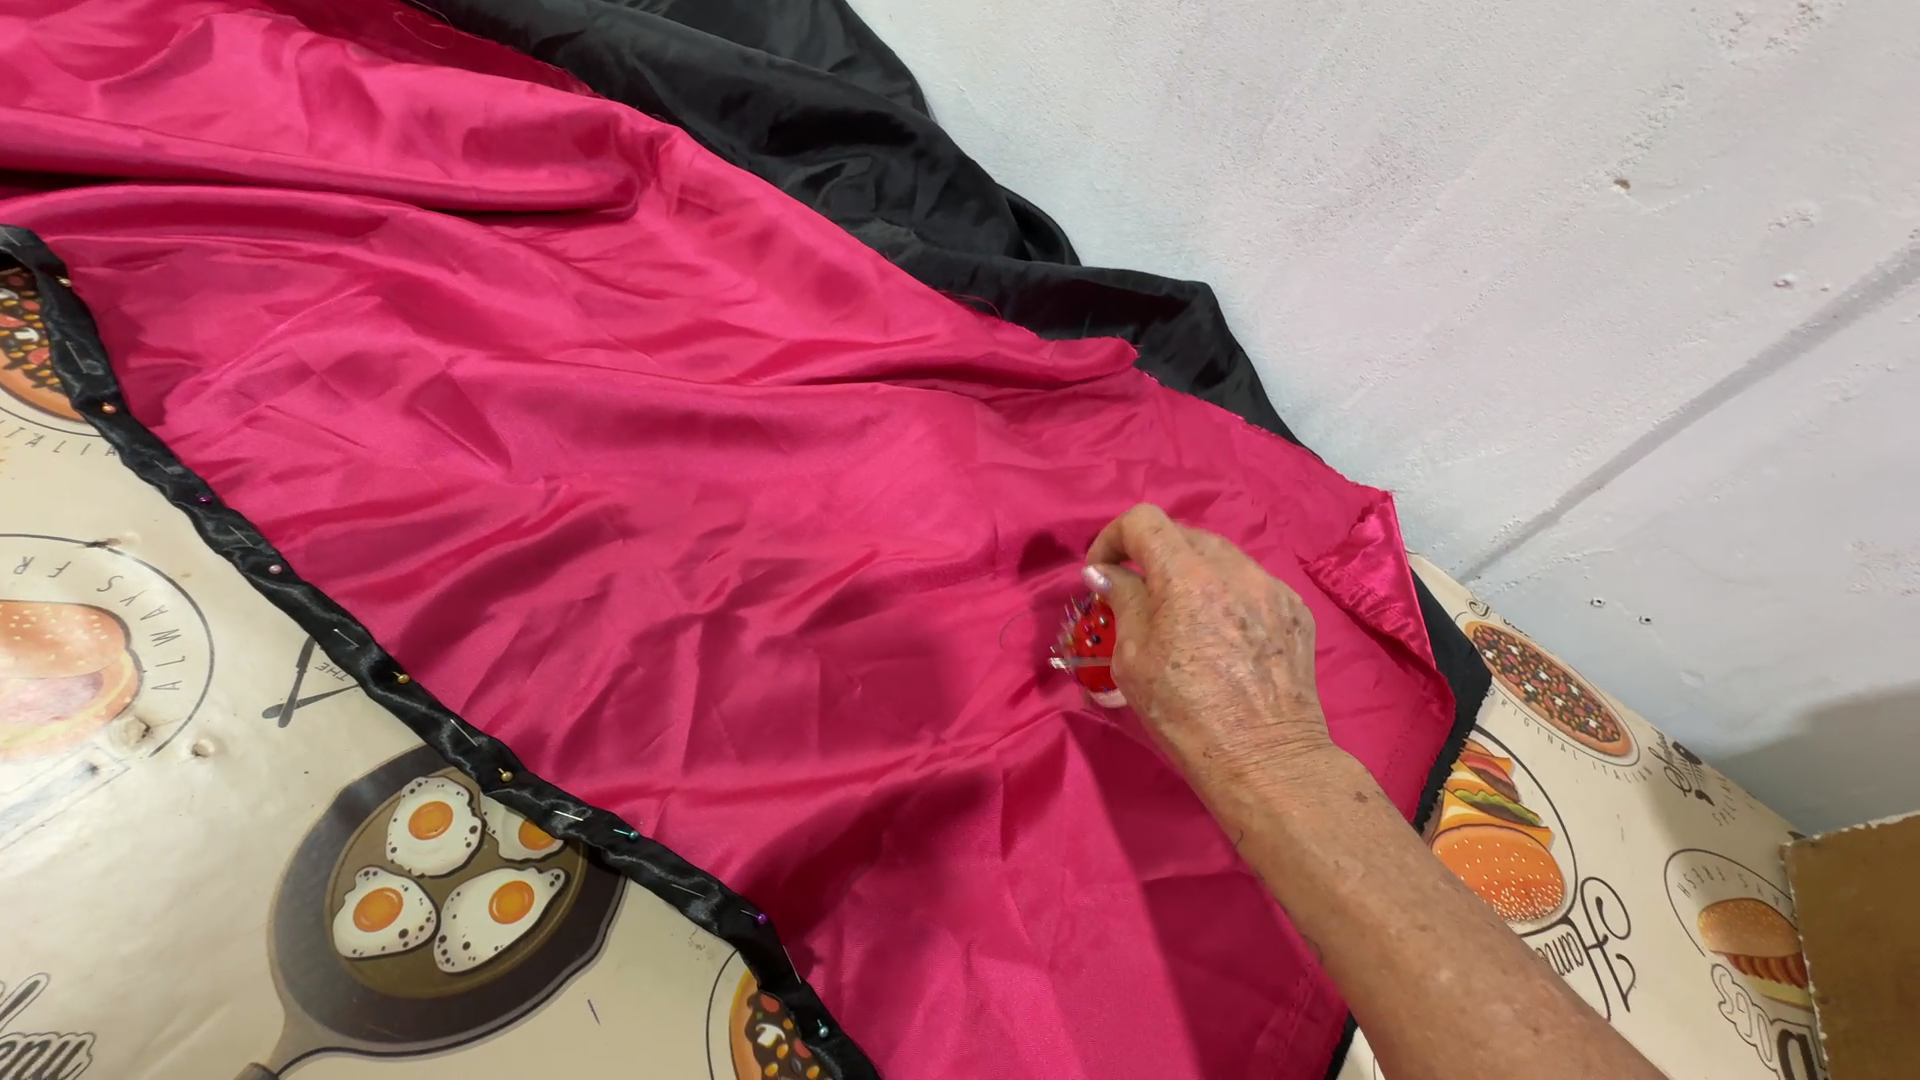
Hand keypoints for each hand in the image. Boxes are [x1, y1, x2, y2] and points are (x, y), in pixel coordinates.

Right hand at [1085, 504, 1345, 813]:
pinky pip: (1249, 584)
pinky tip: (1220, 634)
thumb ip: (1121, 601)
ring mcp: (1271, 588)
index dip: (1113, 537)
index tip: (1103, 571)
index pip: (1144, 521)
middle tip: (1135, 595)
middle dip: (1150, 555)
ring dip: (1189, 572)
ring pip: (1219, 556)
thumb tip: (1107, 572)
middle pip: (1182, 534)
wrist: (1265, 761)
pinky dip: (1224, 593)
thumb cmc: (1184, 714)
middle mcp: (1235, 569)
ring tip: (1180, 615)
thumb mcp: (1133, 660)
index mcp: (1188, 578)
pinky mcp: (1295, 610)